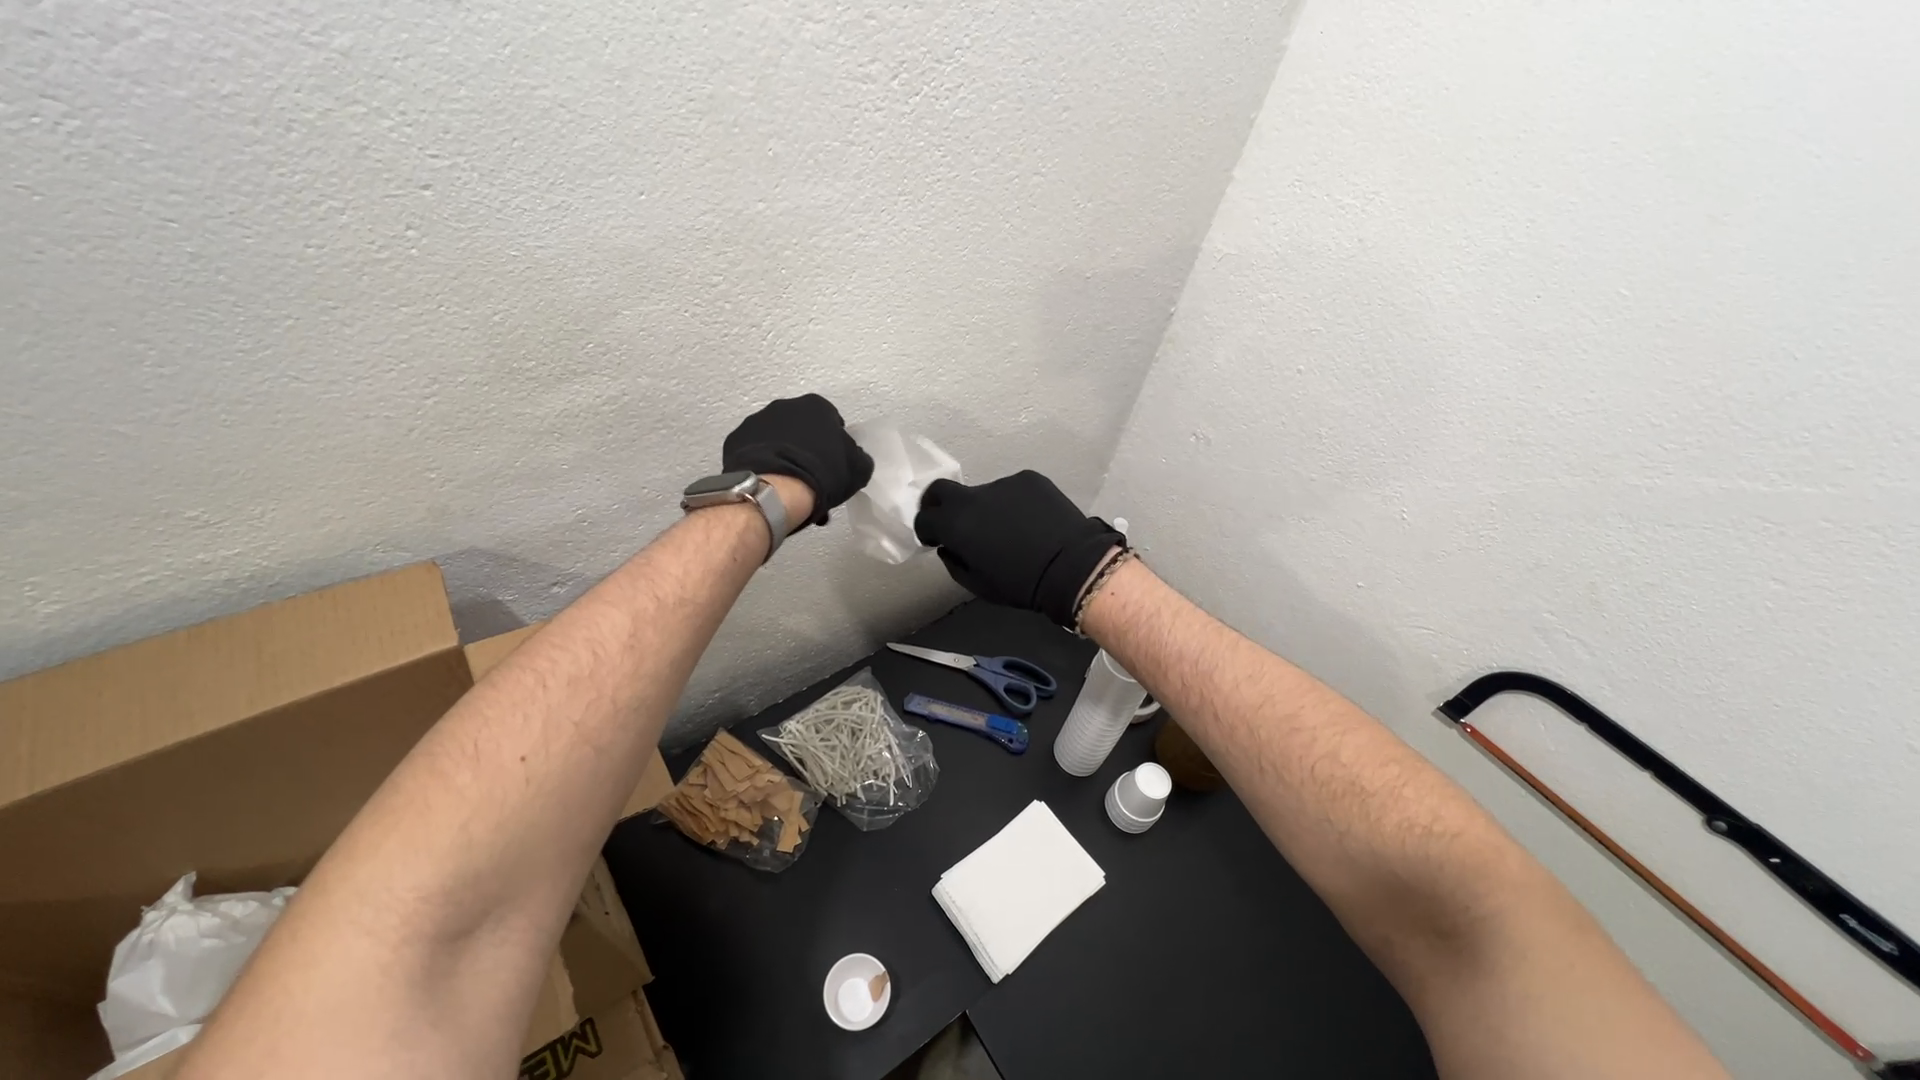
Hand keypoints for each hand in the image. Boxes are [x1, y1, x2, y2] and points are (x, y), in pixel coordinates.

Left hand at [722, 394, 873, 529]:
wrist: (776, 490)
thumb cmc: (822, 475)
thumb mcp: (857, 469)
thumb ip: (858, 457)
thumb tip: (855, 457)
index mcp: (816, 406)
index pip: (830, 420)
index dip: (833, 444)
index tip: (832, 464)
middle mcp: (784, 406)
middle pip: (799, 427)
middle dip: (805, 448)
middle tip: (810, 477)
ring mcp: (756, 421)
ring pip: (774, 439)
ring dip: (782, 455)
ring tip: (787, 485)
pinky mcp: (735, 440)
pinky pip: (753, 451)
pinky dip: (761, 464)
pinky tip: (768, 483)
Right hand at [914, 471, 1124, 625]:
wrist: (1073, 566)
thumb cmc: (1021, 584)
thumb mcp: (978, 584)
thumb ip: (955, 561)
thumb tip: (949, 546)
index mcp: (956, 524)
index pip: (924, 517)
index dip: (926, 530)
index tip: (935, 539)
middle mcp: (974, 497)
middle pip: (942, 490)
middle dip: (940, 505)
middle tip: (954, 522)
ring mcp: (1003, 483)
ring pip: (983, 494)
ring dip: (986, 509)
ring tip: (1010, 531)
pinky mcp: (1028, 478)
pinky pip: (1011, 491)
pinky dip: (1013, 504)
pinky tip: (1031, 522)